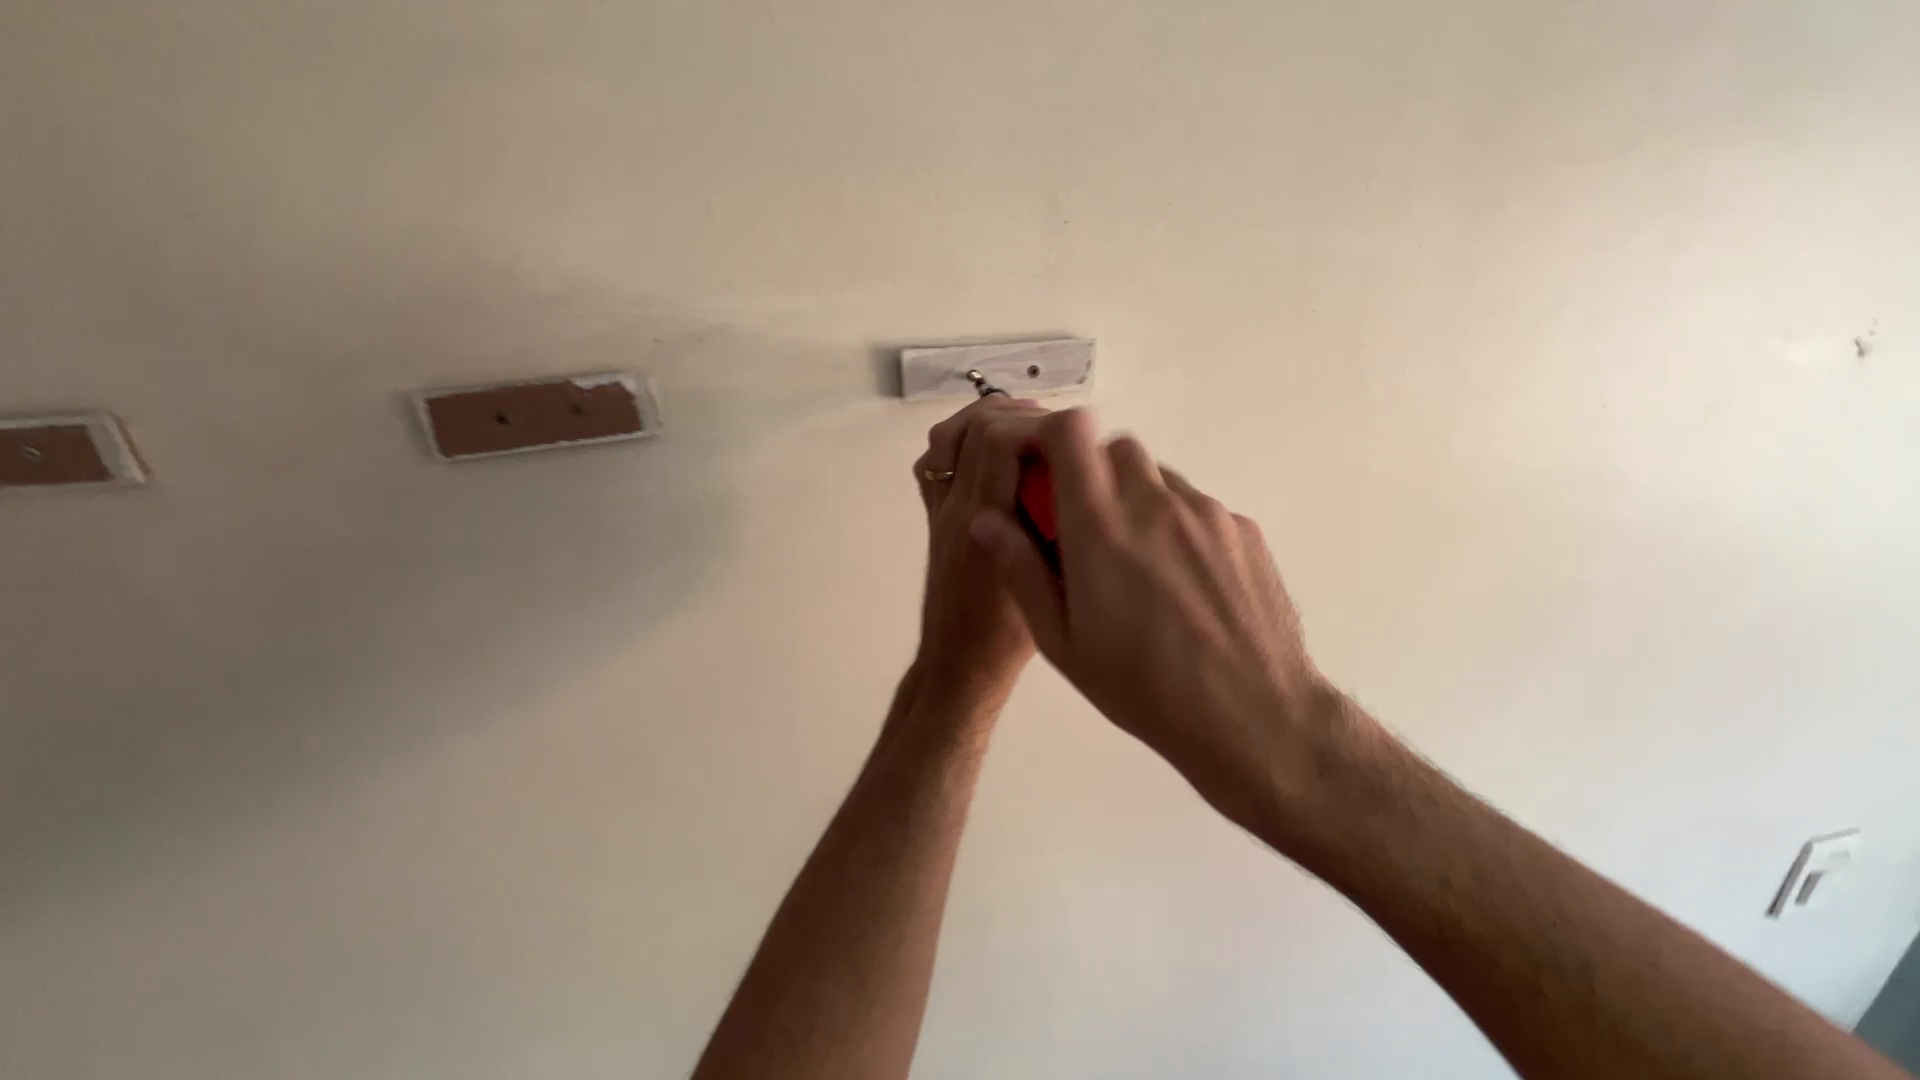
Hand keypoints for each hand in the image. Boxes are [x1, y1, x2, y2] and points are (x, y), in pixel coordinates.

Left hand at [909, 395, 1052, 711]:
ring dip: (988, 421)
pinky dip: (960, 444)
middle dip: (1018, 414)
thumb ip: (1058, 534)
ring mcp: (938, 511)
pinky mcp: (932, 519)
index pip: (1000, 441)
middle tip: (1055, 431)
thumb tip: (1078, 481)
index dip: (1038, 424)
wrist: (959, 663)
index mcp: (985, 523)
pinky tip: (993, 457)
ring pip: (947, 437)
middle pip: (974, 427)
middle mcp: (955, 508)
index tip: (1073, 434)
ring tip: (1028, 433)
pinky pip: (934, 463)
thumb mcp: (1051, 587)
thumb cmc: (1010, 636)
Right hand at [967, 409, 1366, 832]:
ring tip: (1138, 566)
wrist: (1253, 717)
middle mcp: (1156, 502)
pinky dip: (1177, 525)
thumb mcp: (1062, 641)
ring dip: (1136, 500)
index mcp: (1101, 525)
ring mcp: (1208, 513)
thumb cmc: (1142, 688)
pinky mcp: (1245, 530)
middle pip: (1117, 448)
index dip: (1050, 436)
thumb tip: (985, 520)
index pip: (1072, 431)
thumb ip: (1021, 571)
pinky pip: (1198, 507)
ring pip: (1160, 477)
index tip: (1040, 471)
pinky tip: (1184, 585)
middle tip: (1086, 530)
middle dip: (1093, 472)